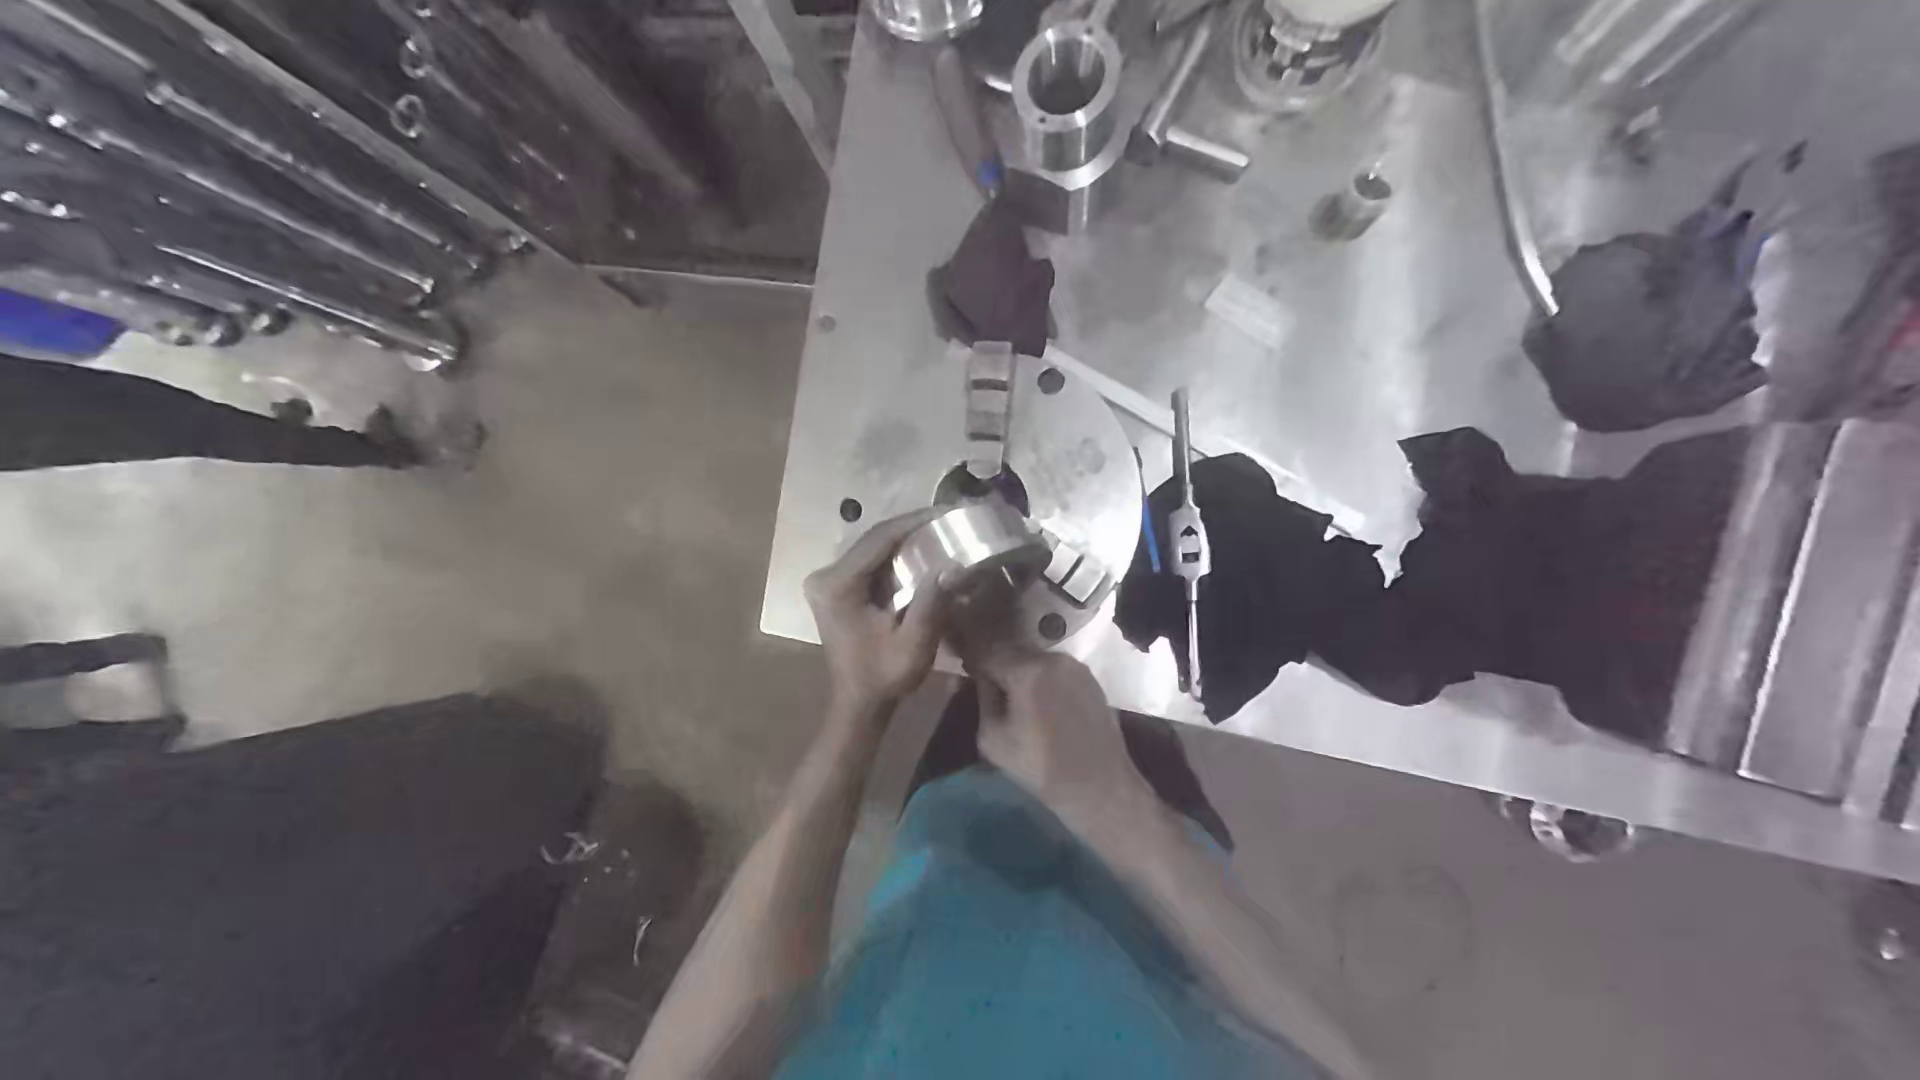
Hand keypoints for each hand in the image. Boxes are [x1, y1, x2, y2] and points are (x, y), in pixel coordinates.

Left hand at [805, 508, 949, 717]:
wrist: (860, 702)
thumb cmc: (884, 676)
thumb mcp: (914, 643)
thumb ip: (931, 602)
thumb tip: (953, 563)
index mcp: (838, 585)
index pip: (879, 538)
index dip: (914, 521)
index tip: (946, 510)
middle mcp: (826, 575)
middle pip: (874, 538)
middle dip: (912, 526)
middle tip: (949, 517)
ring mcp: (828, 580)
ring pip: (873, 546)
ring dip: (906, 538)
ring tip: (941, 528)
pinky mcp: (835, 586)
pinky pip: (870, 559)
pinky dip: (896, 553)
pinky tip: (922, 549)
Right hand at [971, 649, 1153, 829]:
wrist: (1100, 787)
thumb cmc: (1040, 767)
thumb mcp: (992, 737)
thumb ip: (982, 697)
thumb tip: (977, 676)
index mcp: (1026, 669)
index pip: (986, 650)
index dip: (970, 657)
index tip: (962, 667)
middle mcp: (1052, 657)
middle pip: (1012, 649)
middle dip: (996, 661)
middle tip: (984, 679)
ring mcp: (1076, 665)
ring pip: (1035, 658)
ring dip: (1020, 669)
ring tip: (1013, 692)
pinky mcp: (1091, 678)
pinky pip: (1055, 669)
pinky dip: (1042, 677)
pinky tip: (1040, 701)